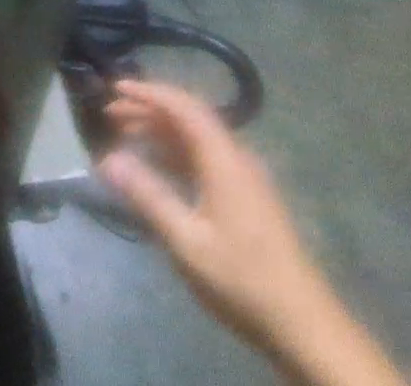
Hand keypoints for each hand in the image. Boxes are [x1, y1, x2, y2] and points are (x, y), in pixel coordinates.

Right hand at [96, 81, 407, 385]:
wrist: (303, 324)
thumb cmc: (241, 279)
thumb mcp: (186, 240)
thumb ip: (147, 195)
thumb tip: (107, 159)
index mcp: (225, 161)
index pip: (185, 108)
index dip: (149, 93)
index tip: (115, 88)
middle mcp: (237, 160)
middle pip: (191, 119)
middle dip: (150, 110)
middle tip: (110, 113)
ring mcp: (245, 180)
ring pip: (199, 140)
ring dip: (162, 131)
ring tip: (125, 134)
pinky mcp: (247, 199)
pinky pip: (206, 159)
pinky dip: (176, 153)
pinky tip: (157, 167)